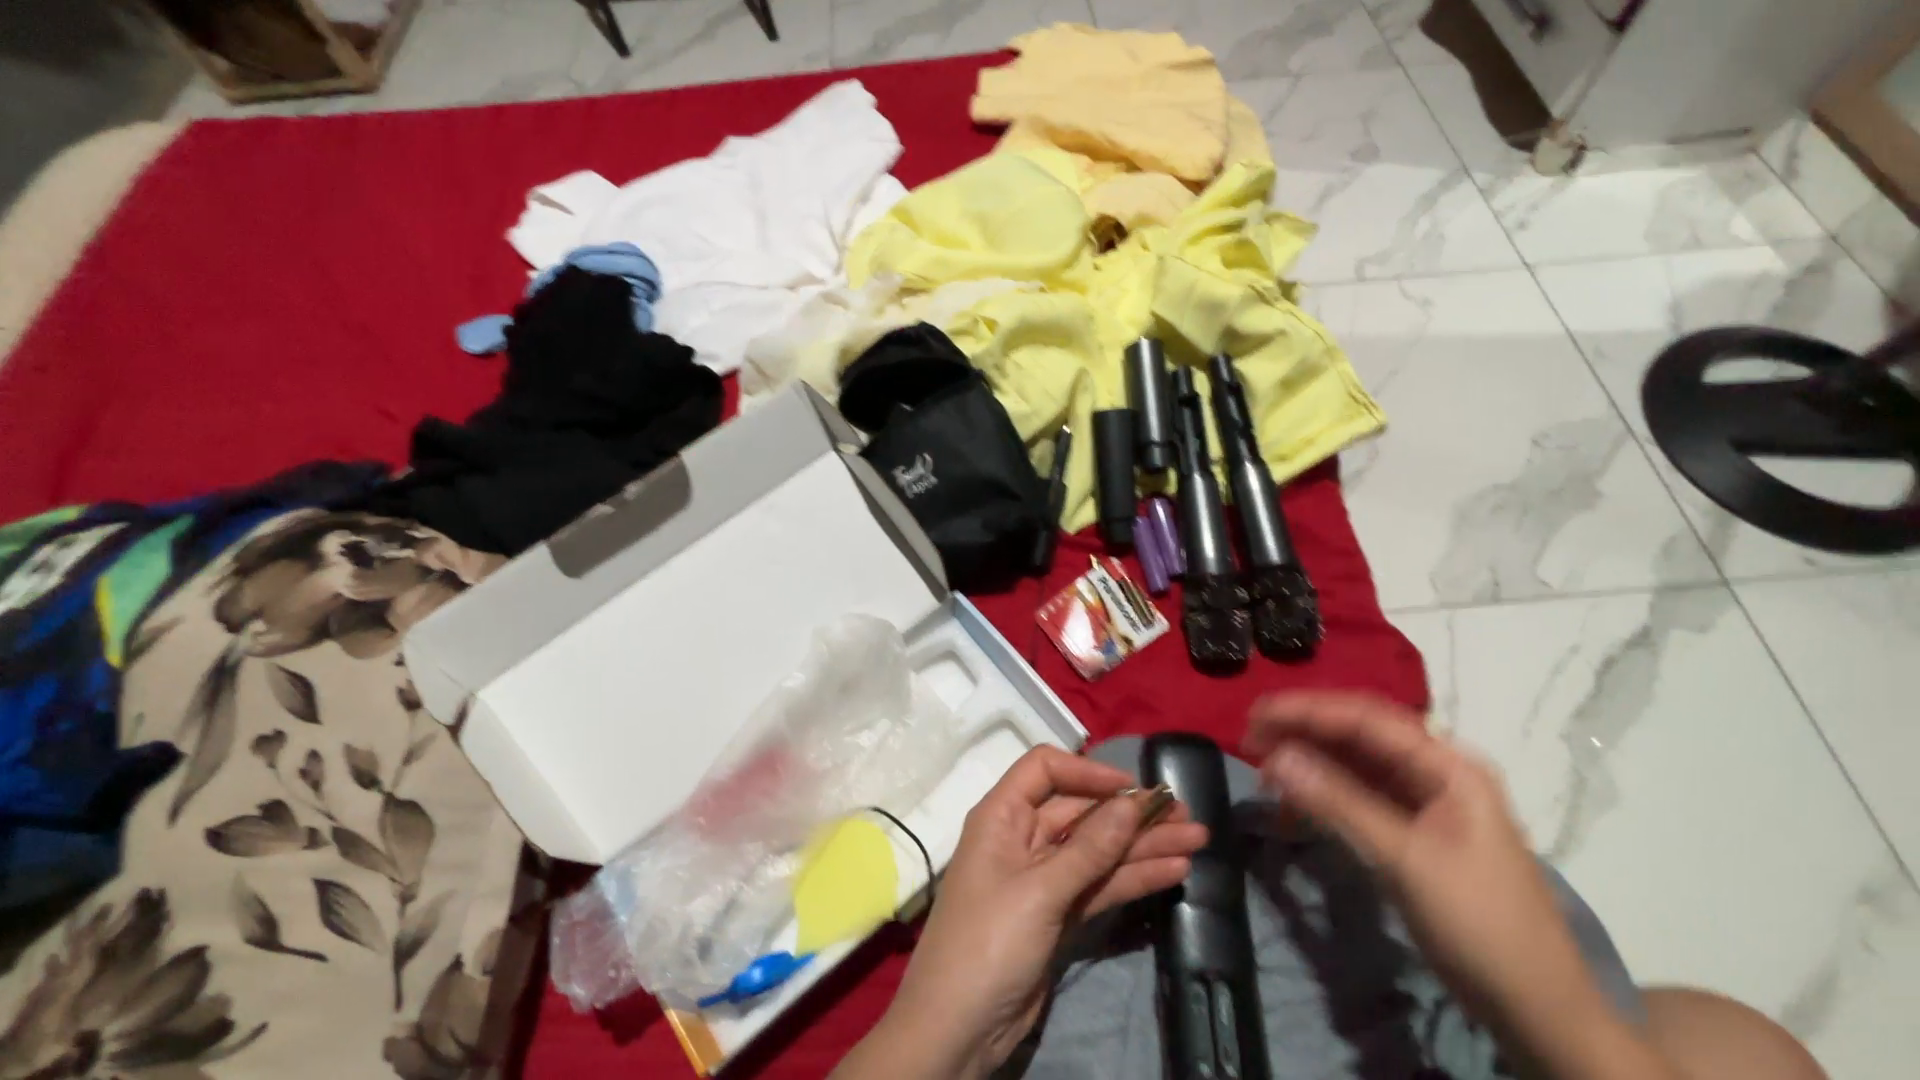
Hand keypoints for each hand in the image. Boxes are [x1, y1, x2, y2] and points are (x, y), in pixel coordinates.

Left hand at [850, 746, 1207, 1078]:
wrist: (958, 1029)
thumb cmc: (987, 944)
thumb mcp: (1039, 892)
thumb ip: (1089, 848)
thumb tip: (1132, 802)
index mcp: (1001, 817)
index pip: (1045, 771)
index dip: (1089, 772)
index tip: (1134, 789)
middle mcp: (1021, 839)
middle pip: (1081, 812)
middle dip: (1132, 813)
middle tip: (1188, 815)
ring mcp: (1042, 879)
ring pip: (1098, 851)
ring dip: (1144, 845)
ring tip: (1197, 840)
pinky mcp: (1058, 914)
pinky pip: (1100, 885)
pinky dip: (1134, 877)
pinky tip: (1174, 870)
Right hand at [1243, 692, 1607, 1037]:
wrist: (1537, 1005)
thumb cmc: (1479, 925)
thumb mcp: (1405, 860)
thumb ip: (1339, 803)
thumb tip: (1277, 756)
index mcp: (1450, 767)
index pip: (1367, 719)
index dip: (1307, 710)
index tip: (1255, 713)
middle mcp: (1439, 773)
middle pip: (1361, 735)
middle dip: (1304, 732)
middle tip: (1249, 738)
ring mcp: (1429, 804)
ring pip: (1358, 765)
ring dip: (1311, 761)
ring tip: (1262, 766)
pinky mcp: (1416, 833)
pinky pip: (1363, 797)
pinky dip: (1326, 794)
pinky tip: (1296, 802)